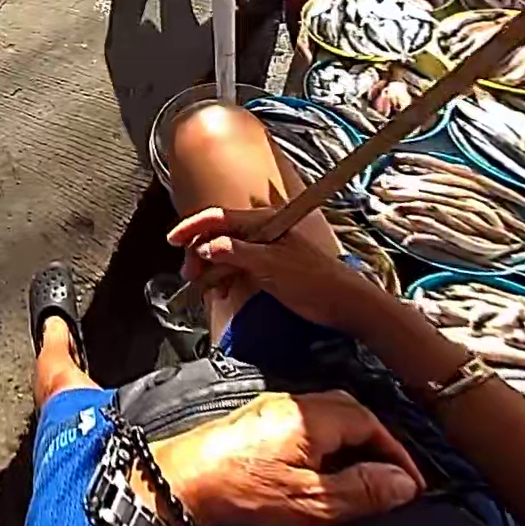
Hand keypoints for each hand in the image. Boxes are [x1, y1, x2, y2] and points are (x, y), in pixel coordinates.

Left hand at [149, 390, 425, 525]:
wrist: (185, 481)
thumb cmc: (243, 489)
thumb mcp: (315, 500)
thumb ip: (363, 488)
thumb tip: (402, 480)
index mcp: (302, 416)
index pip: (366, 417)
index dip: (396, 450)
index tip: (410, 485)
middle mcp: (281, 403)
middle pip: (343, 407)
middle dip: (375, 440)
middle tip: (391, 479)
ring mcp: (263, 409)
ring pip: (321, 414)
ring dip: (348, 441)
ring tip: (362, 478)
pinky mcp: (250, 422)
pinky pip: (299, 422)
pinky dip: (323, 441)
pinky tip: (323, 468)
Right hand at [168, 207, 389, 335]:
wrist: (352, 308)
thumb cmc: (314, 282)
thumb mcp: (269, 265)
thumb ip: (232, 252)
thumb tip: (201, 248)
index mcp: (262, 222)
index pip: (216, 217)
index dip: (191, 227)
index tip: (172, 241)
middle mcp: (259, 229)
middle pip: (215, 234)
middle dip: (198, 253)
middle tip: (189, 274)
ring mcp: (262, 246)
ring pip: (222, 250)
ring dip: (208, 267)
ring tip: (202, 285)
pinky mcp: (265, 263)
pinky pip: (233, 263)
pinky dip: (222, 275)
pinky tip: (219, 288)